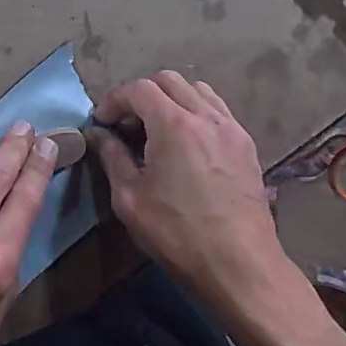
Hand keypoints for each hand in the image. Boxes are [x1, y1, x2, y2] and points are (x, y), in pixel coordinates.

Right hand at [87, 72, 291, 308]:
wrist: (240, 265)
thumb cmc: (178, 234)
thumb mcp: (130, 199)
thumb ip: (112, 158)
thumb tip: (99, 135)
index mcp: (174, 124)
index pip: (139, 89)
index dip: (114, 101)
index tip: (101, 122)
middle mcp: (206, 115)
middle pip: (169, 80)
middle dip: (142, 94)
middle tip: (127, 124)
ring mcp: (231, 127)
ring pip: (197, 90)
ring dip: (172, 99)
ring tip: (158, 129)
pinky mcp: (246, 144)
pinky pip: (217, 110)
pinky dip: (196, 112)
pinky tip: (187, 143)